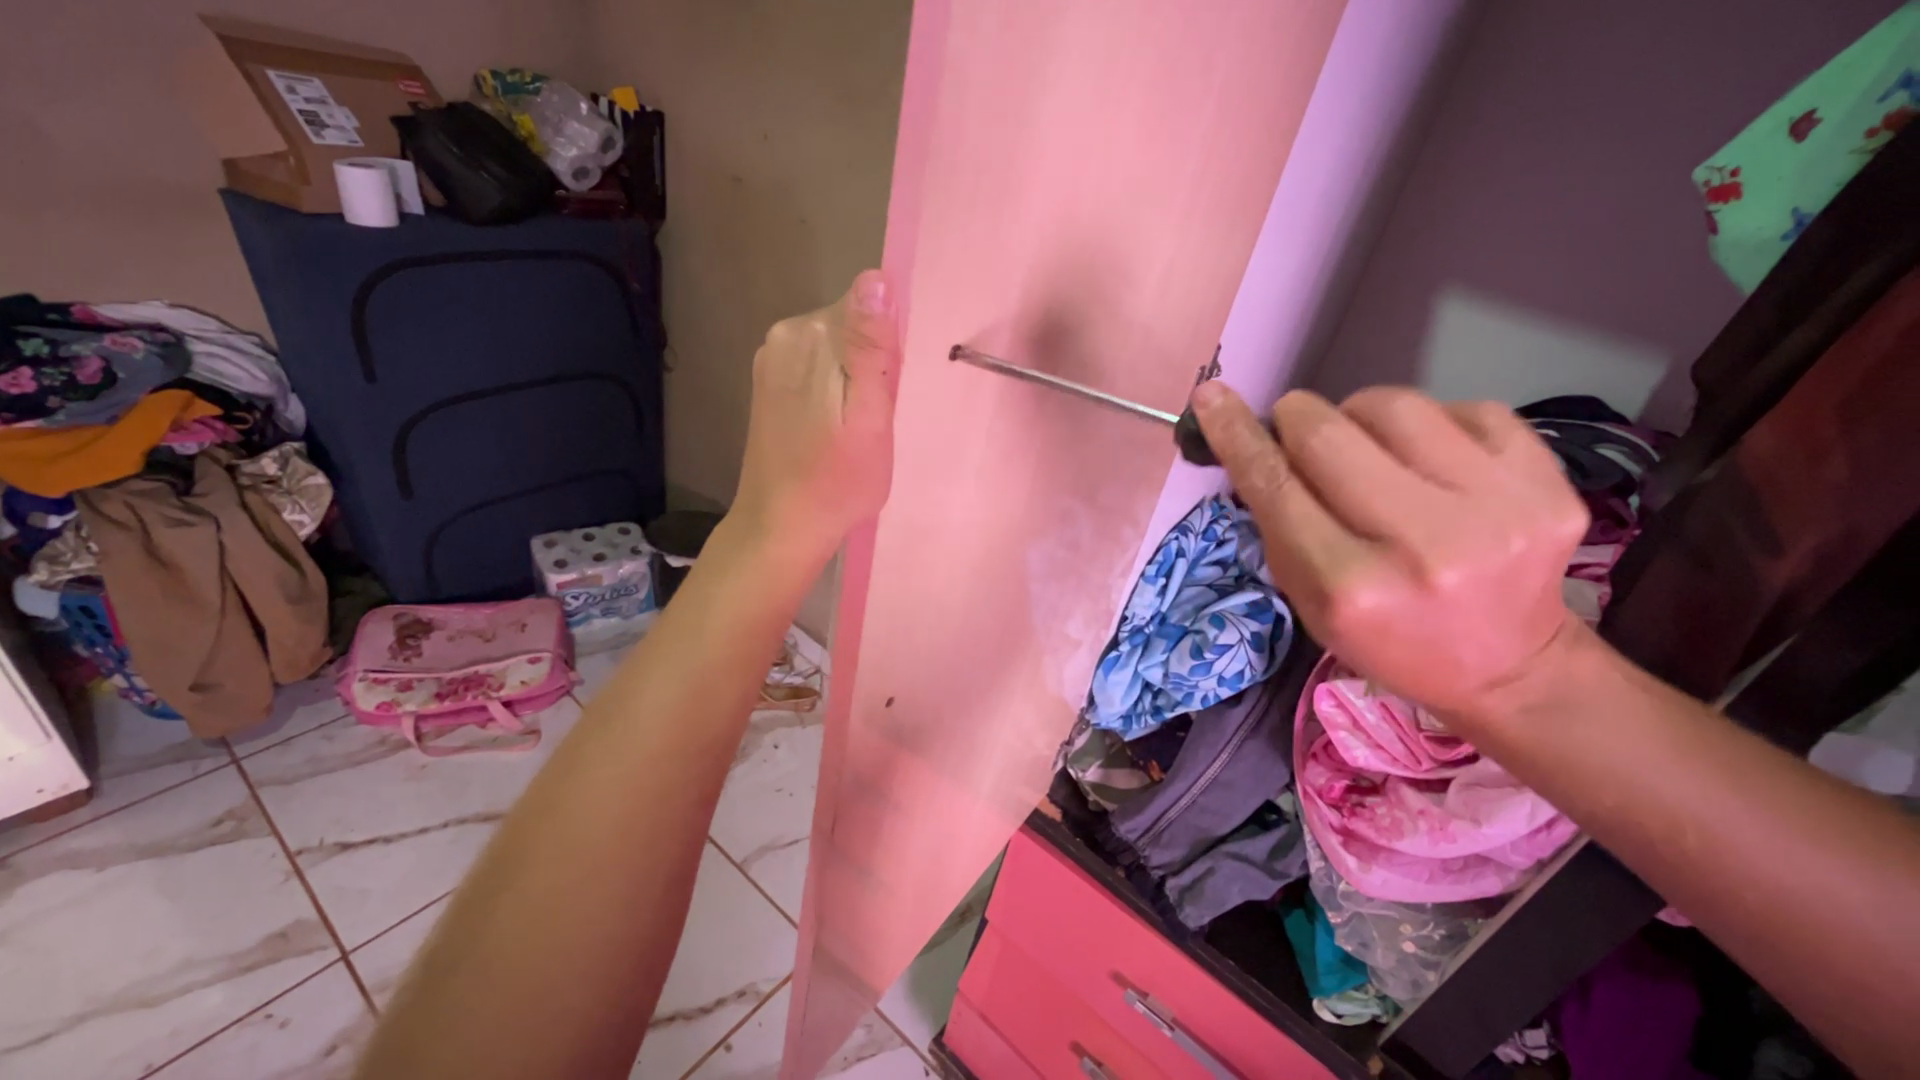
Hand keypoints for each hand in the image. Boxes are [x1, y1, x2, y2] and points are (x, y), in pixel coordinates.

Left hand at [731, 270, 898, 562]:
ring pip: (839, 350)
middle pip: (854, 327)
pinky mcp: (770, 384)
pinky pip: (820, 369)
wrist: (781, 527)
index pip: (872, 309)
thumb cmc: (837, 480)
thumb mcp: (869, 415)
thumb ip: (871, 346)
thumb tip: (876, 278)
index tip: (885, 395)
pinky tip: (834, 430)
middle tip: (871, 420)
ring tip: (853, 430)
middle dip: (874, 368)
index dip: (889, 353)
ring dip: (856, 383)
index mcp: (810, 334)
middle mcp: (785, 335)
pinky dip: (836, 394)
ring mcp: (772, 360)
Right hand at [1190, 382, 1588, 720]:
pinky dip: (1433, 424)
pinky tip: (1431, 459)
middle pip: (1328, 432)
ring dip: (1361, 415)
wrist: (1506, 666)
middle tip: (1295, 428)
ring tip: (1367, 446)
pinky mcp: (1547, 486)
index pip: (1276, 485)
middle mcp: (1422, 544)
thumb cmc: (1387, 637)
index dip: (1237, 434)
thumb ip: (1280, 523)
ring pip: (1396, 404)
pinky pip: (1466, 408)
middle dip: (1298, 418)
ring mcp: (1497, 511)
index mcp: (1351, 585)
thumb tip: (1255, 441)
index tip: (1211, 397)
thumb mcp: (1310, 601)